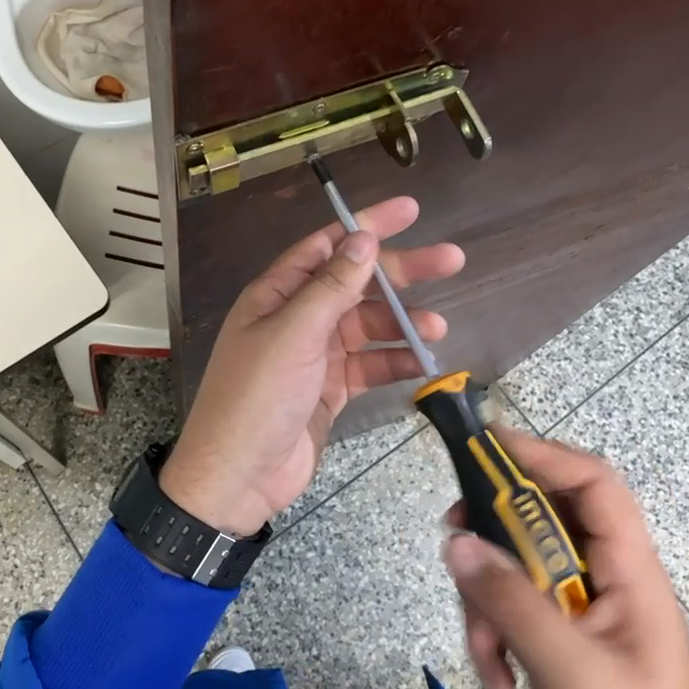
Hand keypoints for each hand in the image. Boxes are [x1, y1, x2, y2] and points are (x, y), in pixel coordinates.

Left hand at [161, 196, 463, 535]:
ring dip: (401, 322)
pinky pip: (368, 365)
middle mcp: (296, 318)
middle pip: (355, 284)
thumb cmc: (256, 398)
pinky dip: (393, 360)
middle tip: (451, 260)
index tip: (410, 210)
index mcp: (277, 295)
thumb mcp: (293, 335)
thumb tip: (362, 237)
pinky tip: (420, 360)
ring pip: (367, 326)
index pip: (328, 247)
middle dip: (400, 273)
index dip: (367, 225)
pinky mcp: (329, 389)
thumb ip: (331, 287)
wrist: (238, 478)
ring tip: (437, 326)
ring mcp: (314, 355)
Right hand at [442, 429, 688, 688]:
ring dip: (488, 606)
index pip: (595, 486)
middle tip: (454, 543)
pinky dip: (494, 639)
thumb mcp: (570, 672)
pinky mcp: (560, 647)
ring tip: (487, 658)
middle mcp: (607, 584)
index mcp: (632, 577)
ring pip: (518, 572)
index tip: (483, 447)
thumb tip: (456, 540)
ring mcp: (583, 618)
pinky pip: (514, 615)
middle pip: (542, 524)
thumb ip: (512, 601)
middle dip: (495, 539)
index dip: (543, 456)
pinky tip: (498, 683)